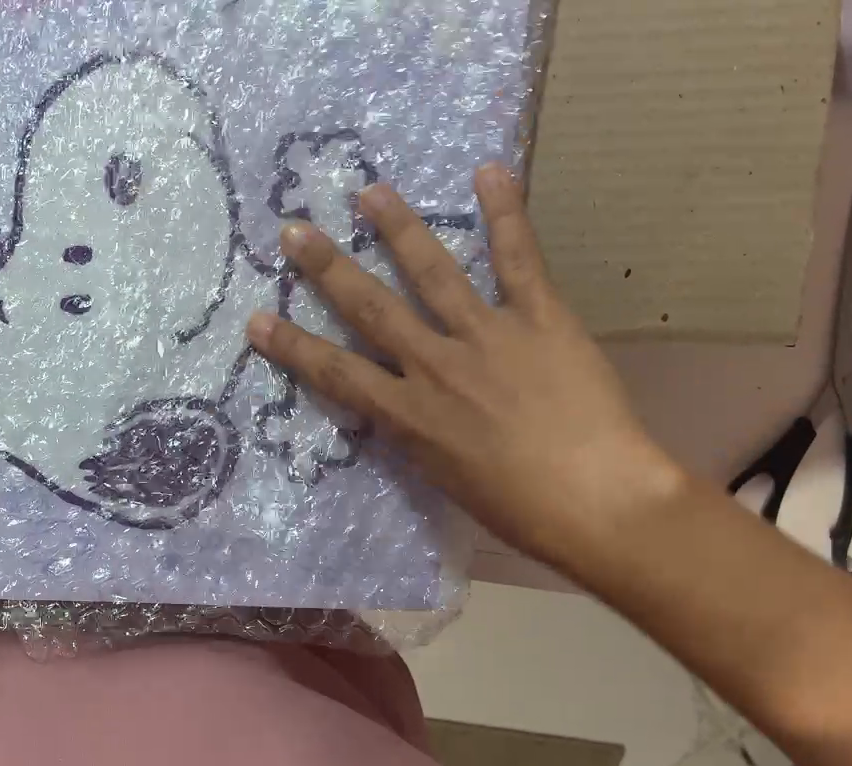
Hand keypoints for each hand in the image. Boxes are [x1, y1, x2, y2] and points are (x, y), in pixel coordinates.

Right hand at [247, 163, 686, 571]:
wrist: (595, 500)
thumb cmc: (513, 506)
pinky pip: (519, 261)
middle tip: (294, 231)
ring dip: (398, 229)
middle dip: (328, 270)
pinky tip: (488, 172)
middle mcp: (435, 367)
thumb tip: (396, 404)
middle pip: (371, 310)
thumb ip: (411, 430)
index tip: (256, 321)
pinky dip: (506, 214)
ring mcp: (488, 337)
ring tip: (370, 191)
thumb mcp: (438, 473)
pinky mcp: (542, 319)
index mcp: (406, 414)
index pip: (334, 374)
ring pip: (433, 274)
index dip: (292, 347)